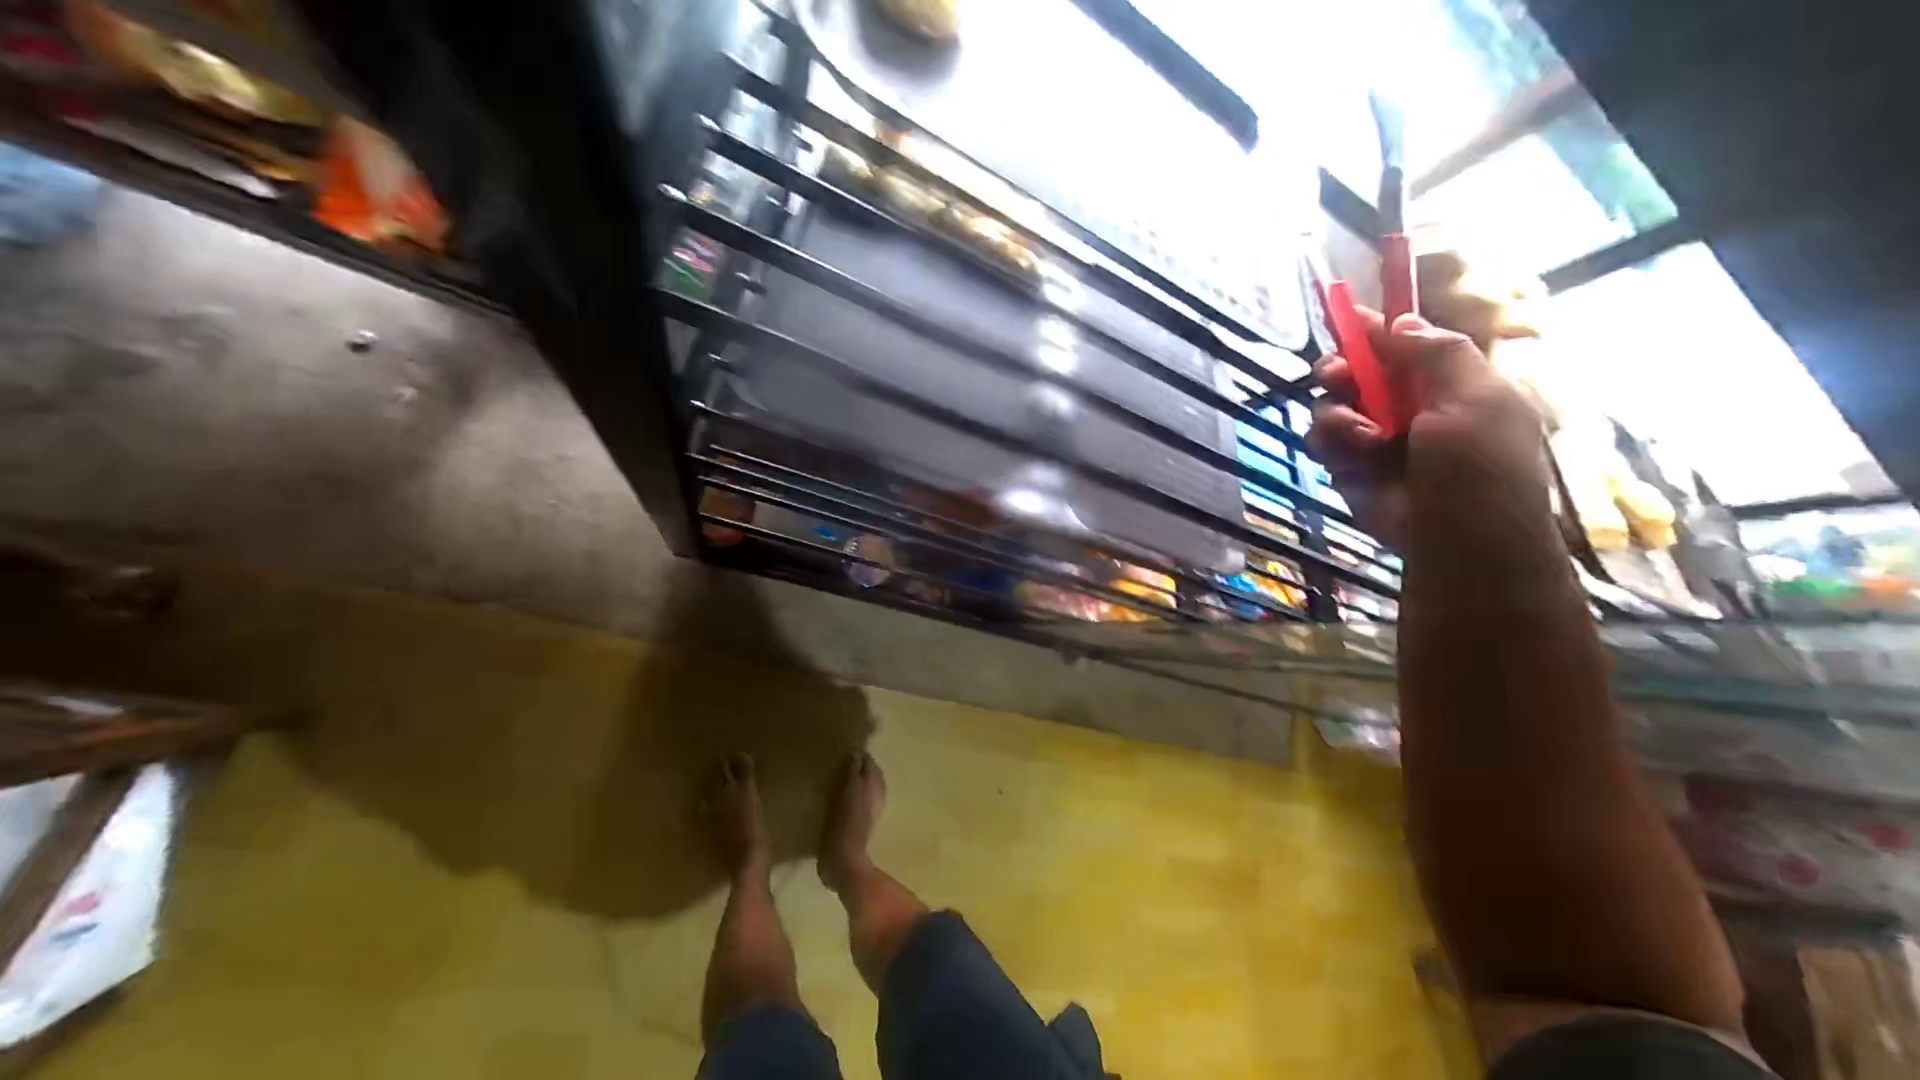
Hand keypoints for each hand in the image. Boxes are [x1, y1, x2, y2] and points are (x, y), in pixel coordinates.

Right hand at [1307, 307, 1545, 548]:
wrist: (1458, 541)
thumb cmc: (1480, 466)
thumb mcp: (1477, 398)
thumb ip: (1440, 353)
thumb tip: (1402, 321)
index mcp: (1447, 385)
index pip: (1405, 345)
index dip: (1377, 329)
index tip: (1349, 316)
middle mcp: (1406, 408)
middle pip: (1357, 372)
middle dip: (1342, 369)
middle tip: (1337, 374)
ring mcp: (1374, 440)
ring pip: (1332, 405)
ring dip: (1339, 414)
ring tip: (1363, 436)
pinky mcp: (1347, 468)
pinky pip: (1322, 441)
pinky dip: (1331, 443)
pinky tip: (1354, 454)